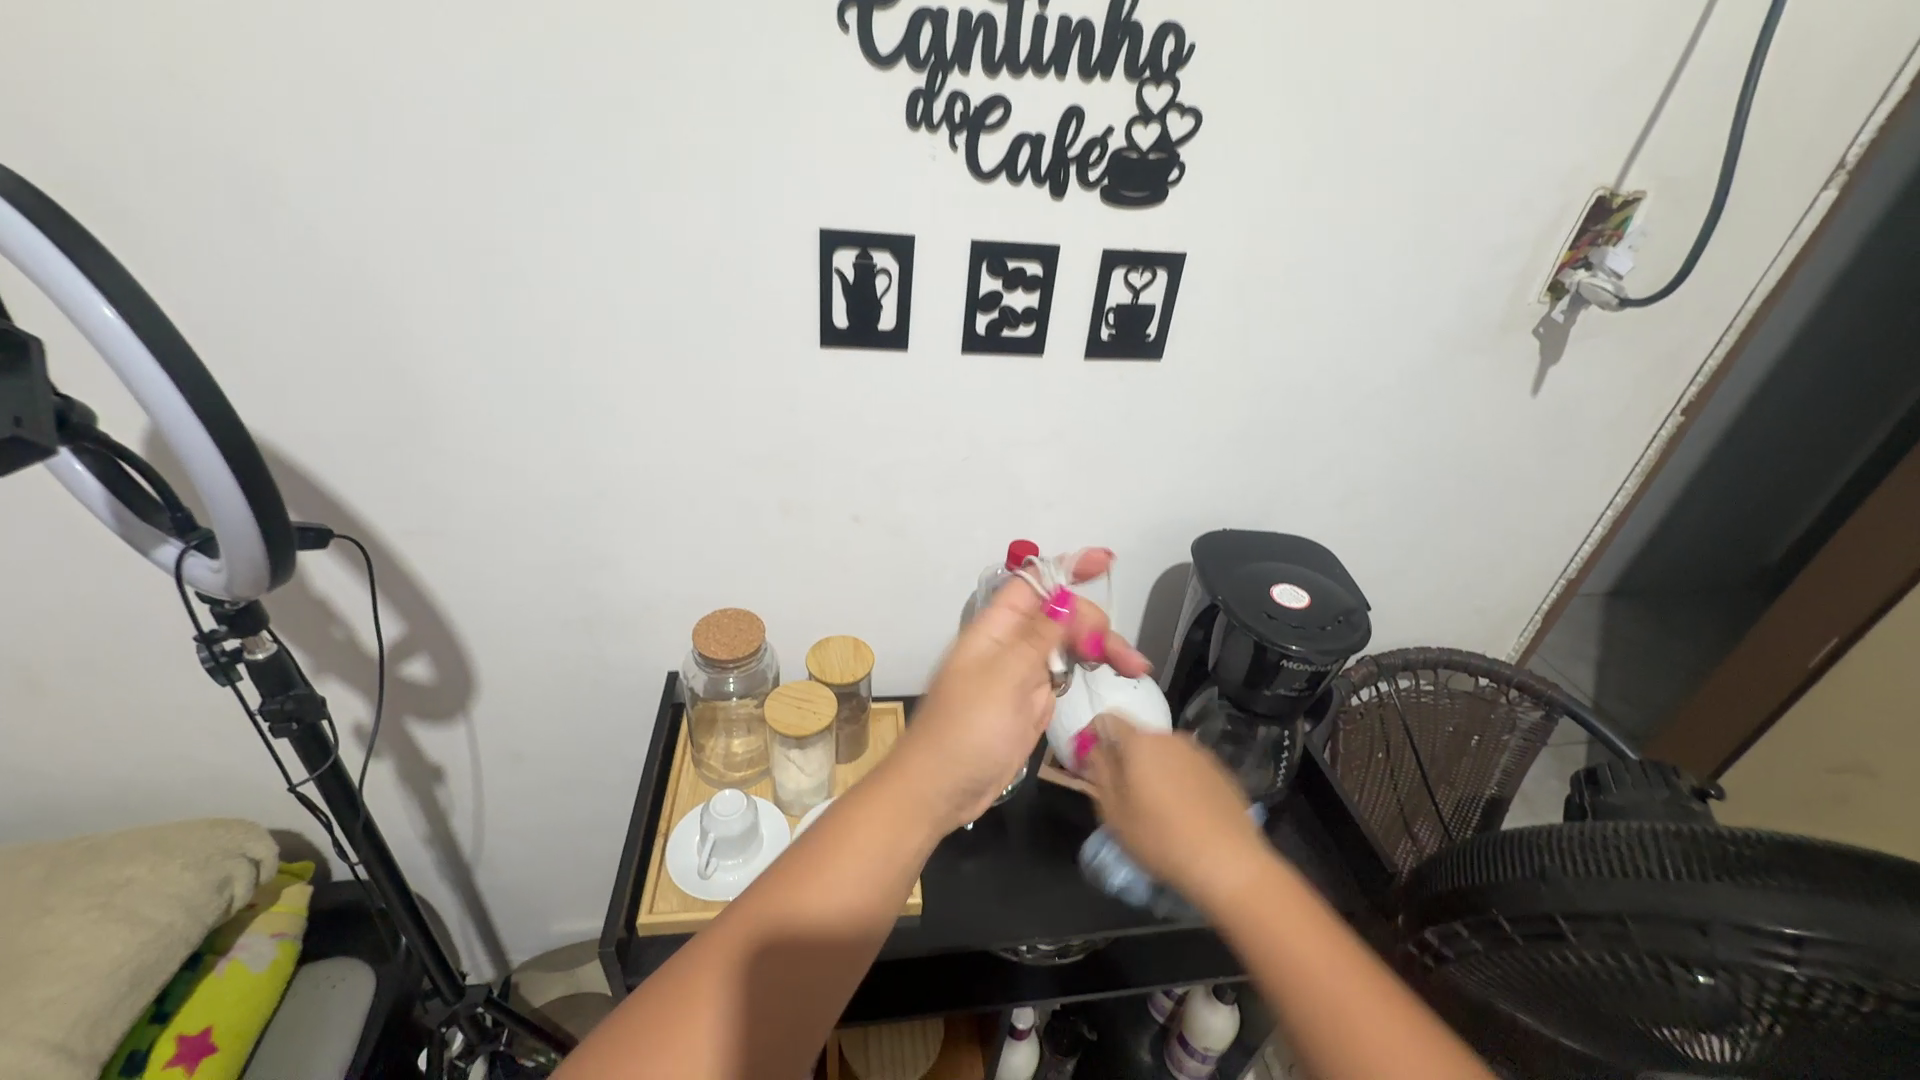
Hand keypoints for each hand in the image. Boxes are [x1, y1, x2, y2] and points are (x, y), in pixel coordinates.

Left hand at [885, 549, 1150, 833]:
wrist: (942, 790)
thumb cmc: (965, 731)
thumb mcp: (1005, 678)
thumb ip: (1040, 637)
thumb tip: (1066, 599)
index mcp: (995, 629)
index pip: (1034, 584)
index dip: (1068, 569)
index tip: (1107, 562)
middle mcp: (1009, 644)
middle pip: (1060, 616)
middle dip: (1094, 624)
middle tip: (1122, 654)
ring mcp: (1021, 674)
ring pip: (1068, 645)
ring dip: (1101, 648)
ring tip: (1135, 668)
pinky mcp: (1031, 703)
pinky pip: (1065, 675)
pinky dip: (1090, 671)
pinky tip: (1115, 675)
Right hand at [1082, 716, 1268, 904]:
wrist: (1229, 862)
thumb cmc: (1160, 838)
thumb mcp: (1114, 811)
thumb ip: (1099, 772)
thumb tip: (1094, 749)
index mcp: (1139, 742)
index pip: (1106, 720)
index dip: (1093, 737)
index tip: (1090, 765)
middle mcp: (1170, 737)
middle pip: (1137, 738)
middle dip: (1124, 758)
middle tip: (1123, 795)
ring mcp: (1199, 752)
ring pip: (1163, 753)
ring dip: (1152, 770)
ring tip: (1156, 809)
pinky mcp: (1220, 771)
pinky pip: (1187, 767)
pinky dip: (1178, 781)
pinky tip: (1184, 813)